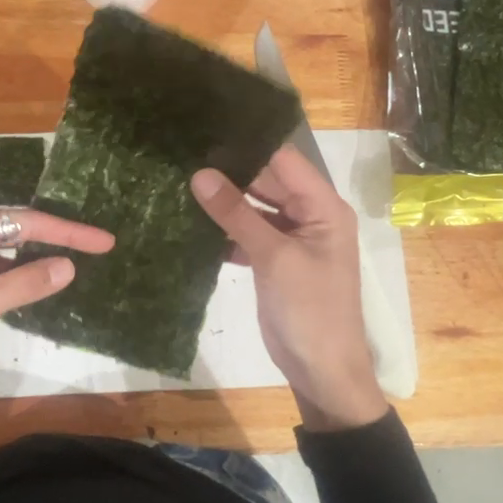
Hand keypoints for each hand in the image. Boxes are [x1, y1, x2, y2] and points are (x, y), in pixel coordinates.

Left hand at [0, 209, 115, 398]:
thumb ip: (22, 284)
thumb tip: (69, 266)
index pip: (24, 222)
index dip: (68, 232)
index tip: (105, 242)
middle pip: (14, 228)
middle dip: (55, 237)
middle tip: (98, 248)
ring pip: (1, 248)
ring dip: (34, 256)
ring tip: (74, 263)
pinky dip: (12, 274)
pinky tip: (32, 285)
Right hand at [190, 146, 388, 432]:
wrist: (322, 372)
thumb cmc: (310, 311)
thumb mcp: (274, 258)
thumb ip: (237, 214)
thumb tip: (199, 174)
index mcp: (324, 207)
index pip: (283, 161)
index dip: (248, 145)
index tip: (205, 131)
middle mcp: (311, 216)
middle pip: (267, 182)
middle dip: (230, 171)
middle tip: (182, 153)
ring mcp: (292, 240)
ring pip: (254, 208)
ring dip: (224, 201)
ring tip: (179, 180)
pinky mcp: (274, 262)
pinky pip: (247, 234)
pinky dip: (224, 230)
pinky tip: (190, 222)